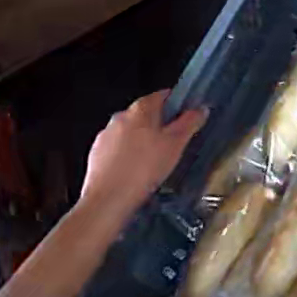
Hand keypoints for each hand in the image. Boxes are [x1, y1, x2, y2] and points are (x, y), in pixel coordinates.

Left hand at [81, 89, 206, 221]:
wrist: (107, 201)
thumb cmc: (145, 168)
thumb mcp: (176, 144)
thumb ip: (190, 122)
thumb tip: (201, 108)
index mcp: (141, 108)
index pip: (164, 95)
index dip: (178, 105)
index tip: (186, 120)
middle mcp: (120, 116)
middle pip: (146, 114)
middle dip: (159, 125)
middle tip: (172, 144)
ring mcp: (105, 135)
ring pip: (130, 132)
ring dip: (141, 140)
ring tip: (152, 162)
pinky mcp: (95, 155)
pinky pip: (117, 149)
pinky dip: (126, 155)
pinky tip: (134, 172)